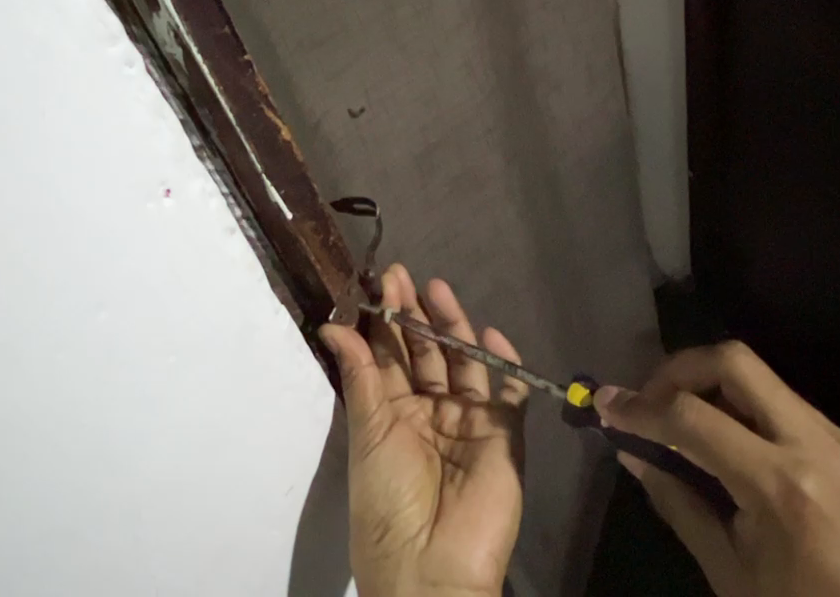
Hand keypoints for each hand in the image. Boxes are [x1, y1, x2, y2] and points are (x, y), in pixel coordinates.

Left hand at [317, 265, 527, 596]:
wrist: (431, 565)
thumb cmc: (388, 498)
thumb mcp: (369, 432)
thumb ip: (361, 374)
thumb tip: (331, 326)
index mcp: (393, 414)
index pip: (390, 356)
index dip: (386, 319)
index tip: (380, 280)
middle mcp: (431, 411)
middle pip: (427, 352)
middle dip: (416, 314)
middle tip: (404, 275)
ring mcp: (469, 421)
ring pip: (464, 363)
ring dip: (454, 327)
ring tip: (439, 290)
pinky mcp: (504, 434)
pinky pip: (508, 392)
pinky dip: (505, 364)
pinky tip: (493, 336)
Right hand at [594, 342, 839, 596]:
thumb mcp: (729, 572)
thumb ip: (676, 501)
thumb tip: (629, 451)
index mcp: (783, 486)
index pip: (692, 418)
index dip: (640, 408)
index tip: (605, 405)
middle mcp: (815, 445)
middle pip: (733, 362)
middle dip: (678, 370)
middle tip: (646, 401)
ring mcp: (839, 441)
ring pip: (759, 376)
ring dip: (708, 384)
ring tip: (676, 419)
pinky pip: (782, 403)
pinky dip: (740, 406)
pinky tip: (720, 440)